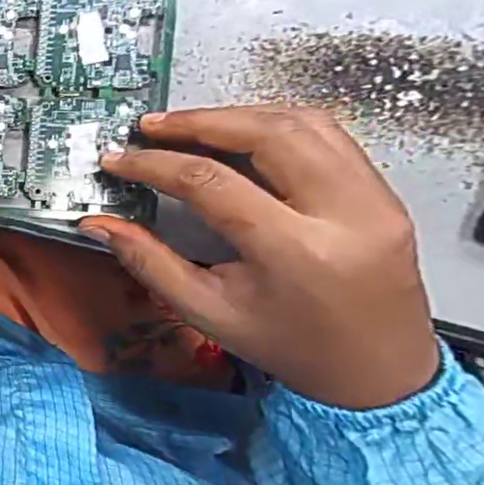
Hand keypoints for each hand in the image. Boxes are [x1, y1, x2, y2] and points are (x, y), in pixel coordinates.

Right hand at [78, 106, 437, 409]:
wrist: (375, 369)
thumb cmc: (286, 346)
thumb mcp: (204, 311)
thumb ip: (148, 261)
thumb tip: (99, 225)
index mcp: (294, 252)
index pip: (213, 183)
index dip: (156, 165)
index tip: (120, 160)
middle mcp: (346, 213)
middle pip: (269, 134)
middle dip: (201, 122)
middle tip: (151, 126)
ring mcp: (375, 198)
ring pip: (306, 123)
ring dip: (239, 115)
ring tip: (189, 124)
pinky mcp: (384, 192)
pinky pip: (330, 136)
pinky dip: (275, 124)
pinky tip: (238, 133)